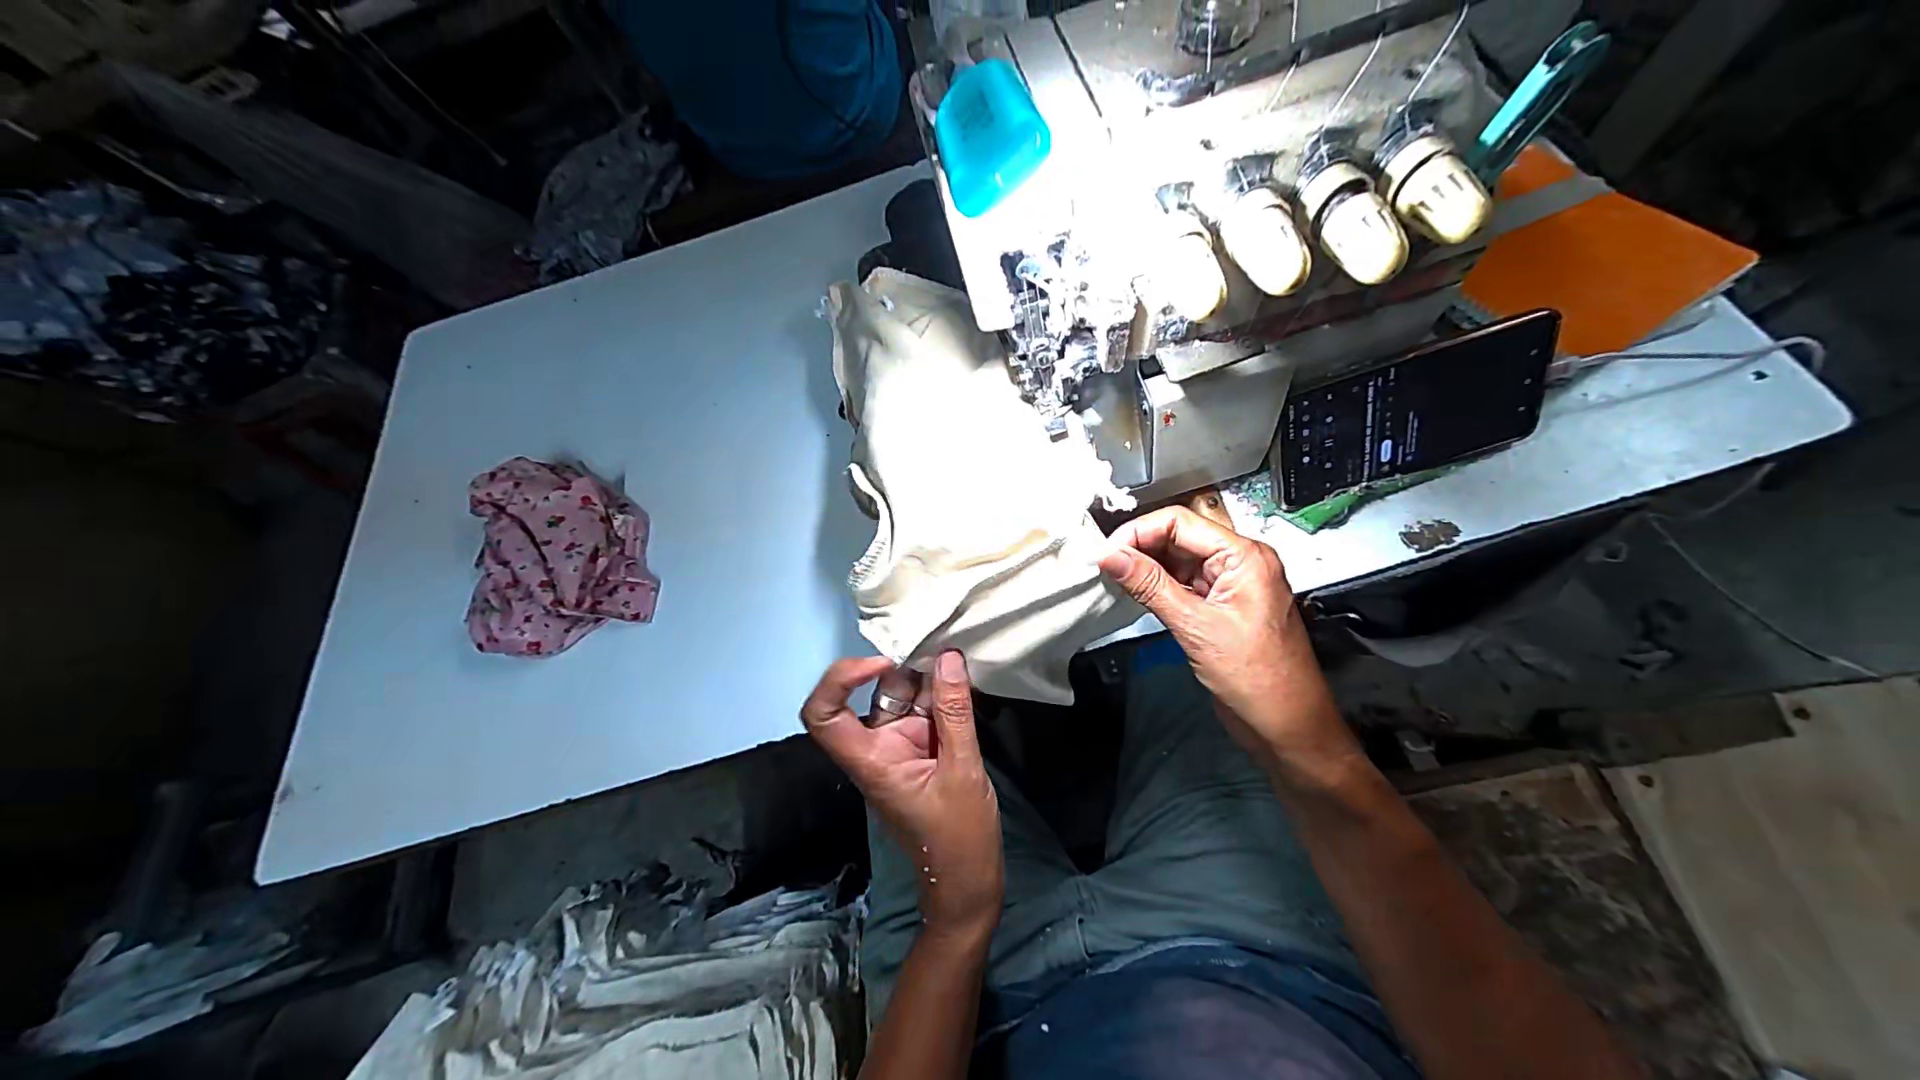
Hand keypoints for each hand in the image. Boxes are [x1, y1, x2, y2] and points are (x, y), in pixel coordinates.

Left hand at [800, 651, 1003, 939]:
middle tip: (940, 651)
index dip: (838, 681)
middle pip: (872, 695)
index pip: (824, 715)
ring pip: (902, 697)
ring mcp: (898, 747)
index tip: (879, 663)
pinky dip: (940, 694)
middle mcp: (877, 748)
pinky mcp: (920, 749)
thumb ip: (955, 712)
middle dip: (904, 670)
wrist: (969, 882)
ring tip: (955, 660)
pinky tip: (960, 680)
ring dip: (927, 679)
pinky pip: (924, 710)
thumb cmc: (959, 838)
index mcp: (870, 760)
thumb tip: (949, 658)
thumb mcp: (962, 770)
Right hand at [1097, 508, 1357, 774]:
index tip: (1108, 549)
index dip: (1139, 531)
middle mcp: (1240, 564)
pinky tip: (1137, 592)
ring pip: (1178, 561)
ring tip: (1116, 577)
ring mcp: (1230, 586)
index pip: (1181, 522)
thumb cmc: (1262, 681)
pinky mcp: (1220, 607)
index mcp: (1246, 557)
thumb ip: (1150, 586)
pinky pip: (1183, 583)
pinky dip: (1158, 586)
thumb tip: (1114, 557)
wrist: (1286, 726)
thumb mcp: (1195, 626)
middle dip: (1140, 548)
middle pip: (1179, 537)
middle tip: (1106, 563)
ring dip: (1147, 567)